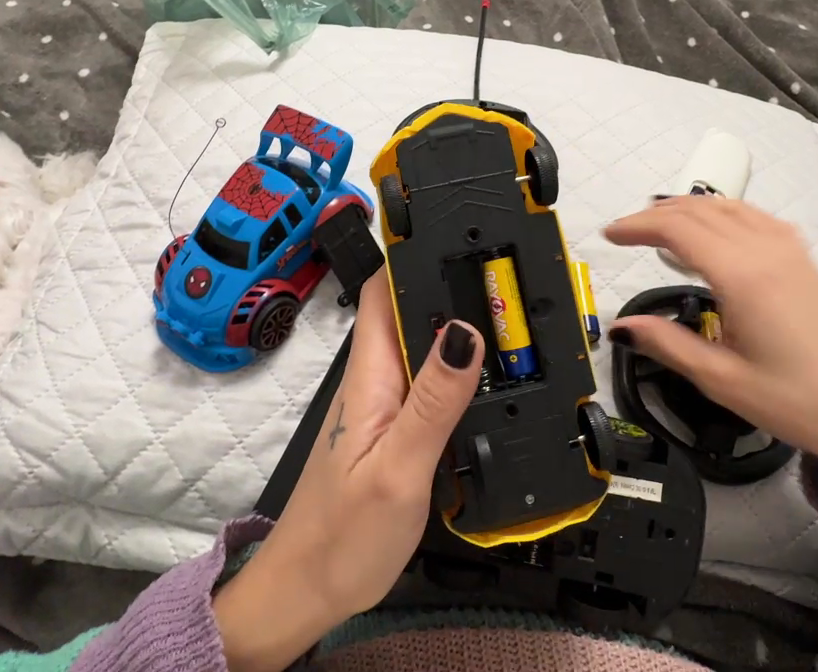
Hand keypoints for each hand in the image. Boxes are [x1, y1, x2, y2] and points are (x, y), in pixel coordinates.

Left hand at [213, 271, 483, 671]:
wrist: (308, 589)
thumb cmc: (343, 537)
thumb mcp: (399, 468)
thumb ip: (433, 401)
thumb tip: (465, 331)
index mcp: (370, 375)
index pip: (387, 289)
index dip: (416, 251)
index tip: (457, 228)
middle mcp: (373, 378)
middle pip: (410, 310)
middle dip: (453, 283)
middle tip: (508, 273)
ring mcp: (381, 403)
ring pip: (421, 344)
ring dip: (458, 325)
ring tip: (509, 316)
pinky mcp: (391, 427)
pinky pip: (425, 380)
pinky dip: (455, 368)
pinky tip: (484, 377)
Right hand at [604, 197, 817, 523]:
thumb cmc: (793, 401)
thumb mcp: (720, 378)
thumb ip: (667, 343)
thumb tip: (621, 327)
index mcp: (742, 276)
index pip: (677, 229)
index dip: (637, 226)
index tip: (609, 235)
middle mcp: (765, 250)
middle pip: (699, 211)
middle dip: (655, 215)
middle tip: (626, 233)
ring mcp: (789, 250)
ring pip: (727, 207)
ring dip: (687, 209)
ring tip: (658, 226)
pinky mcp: (802, 259)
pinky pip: (752, 216)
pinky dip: (720, 213)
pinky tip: (711, 230)